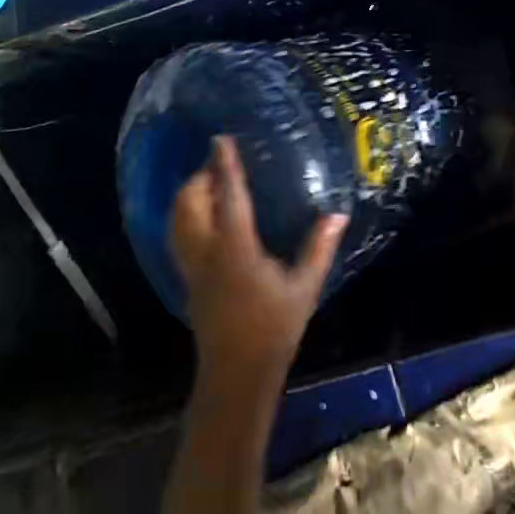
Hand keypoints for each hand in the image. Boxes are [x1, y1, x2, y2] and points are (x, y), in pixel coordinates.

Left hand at [169, 136, 348, 374]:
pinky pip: (177, 232)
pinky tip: (201, 213)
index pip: (228, 196)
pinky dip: (184, 212)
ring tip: (210, 181)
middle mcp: (207, 250)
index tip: (220, 139)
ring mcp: (191, 264)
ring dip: (190, 192)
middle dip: (201, 175)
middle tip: (220, 161)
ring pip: (177, 216)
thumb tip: (338, 214)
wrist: (236, 374)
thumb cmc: (273, 330)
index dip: (224, 165)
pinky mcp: (185, 276)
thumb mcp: (304, 289)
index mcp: (236, 248)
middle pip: (191, 200)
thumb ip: (319, 248)